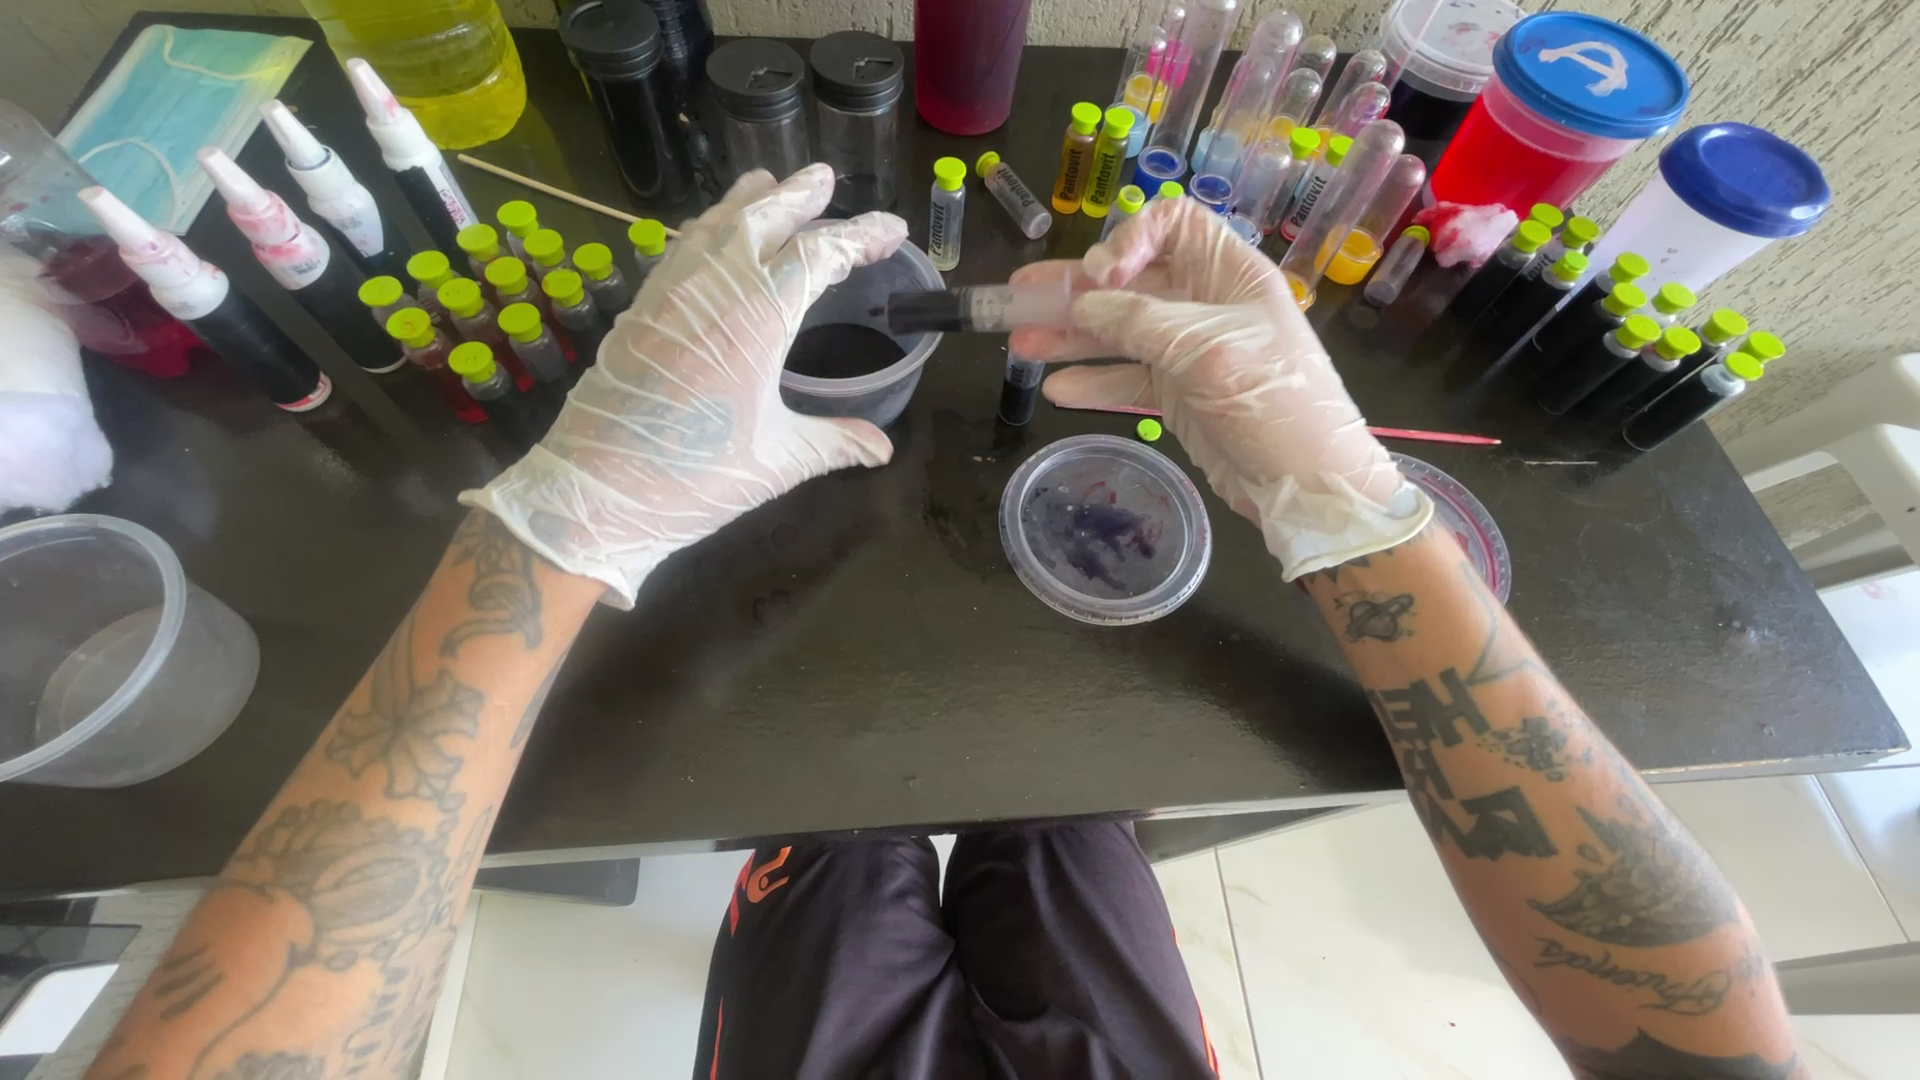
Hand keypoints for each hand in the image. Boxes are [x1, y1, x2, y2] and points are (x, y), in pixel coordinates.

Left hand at [463, 164, 905, 605]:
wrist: (597, 494)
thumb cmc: (696, 478)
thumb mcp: (779, 463)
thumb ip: (837, 444)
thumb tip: (885, 448)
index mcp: (755, 321)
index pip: (816, 257)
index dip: (857, 237)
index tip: (890, 229)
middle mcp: (710, 292)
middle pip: (759, 221)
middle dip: (798, 196)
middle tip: (826, 177)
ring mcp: (668, 295)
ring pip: (712, 226)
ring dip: (748, 201)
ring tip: (770, 182)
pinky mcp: (640, 311)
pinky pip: (680, 249)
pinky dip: (707, 229)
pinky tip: (711, 234)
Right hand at [1008, 197, 1429, 579]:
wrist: (1304, 482)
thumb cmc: (1274, 401)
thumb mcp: (1207, 351)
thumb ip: (1140, 322)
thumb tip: (1082, 305)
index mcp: (1227, 274)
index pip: (1173, 225)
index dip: (1130, 239)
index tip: (1102, 276)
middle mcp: (1202, 304)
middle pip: (1129, 282)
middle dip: (1075, 290)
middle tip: (1019, 297)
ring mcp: (1186, 351)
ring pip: (1118, 332)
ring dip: (1070, 337)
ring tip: (1019, 344)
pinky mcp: (1175, 393)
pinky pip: (1124, 378)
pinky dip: (1092, 381)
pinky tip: (1056, 389)